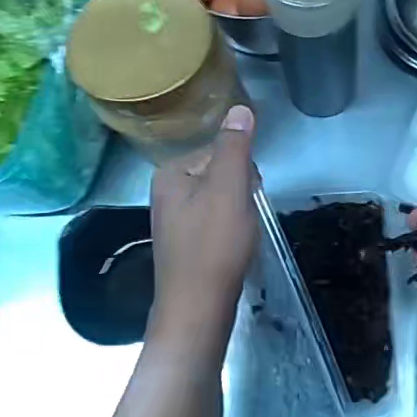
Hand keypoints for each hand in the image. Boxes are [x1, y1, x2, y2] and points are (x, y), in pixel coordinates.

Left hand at [147, 105, 256, 354]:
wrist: (197, 308)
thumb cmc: (214, 245)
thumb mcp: (229, 188)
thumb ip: (234, 147)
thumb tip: (239, 108)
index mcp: (170, 173)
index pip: (219, 150)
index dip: (243, 169)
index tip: (251, 191)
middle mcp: (165, 192)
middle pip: (218, 173)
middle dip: (240, 189)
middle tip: (245, 215)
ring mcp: (173, 220)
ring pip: (218, 198)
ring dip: (237, 209)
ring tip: (241, 232)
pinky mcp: (184, 243)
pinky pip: (213, 220)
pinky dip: (229, 228)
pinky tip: (233, 246)